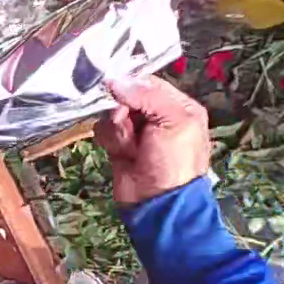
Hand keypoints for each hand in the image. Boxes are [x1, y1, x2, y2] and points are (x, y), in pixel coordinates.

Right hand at [94, 75, 210, 206]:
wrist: (158, 204)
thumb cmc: (174, 162)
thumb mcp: (174, 122)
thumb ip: (148, 96)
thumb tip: (116, 80)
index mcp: (178, 106)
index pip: (149, 83)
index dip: (132, 83)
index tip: (116, 86)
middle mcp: (156, 116)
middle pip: (127, 96)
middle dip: (123, 110)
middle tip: (126, 123)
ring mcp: (136, 132)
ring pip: (112, 113)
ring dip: (118, 129)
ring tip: (130, 146)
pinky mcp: (119, 145)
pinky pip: (104, 130)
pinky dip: (110, 140)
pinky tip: (122, 153)